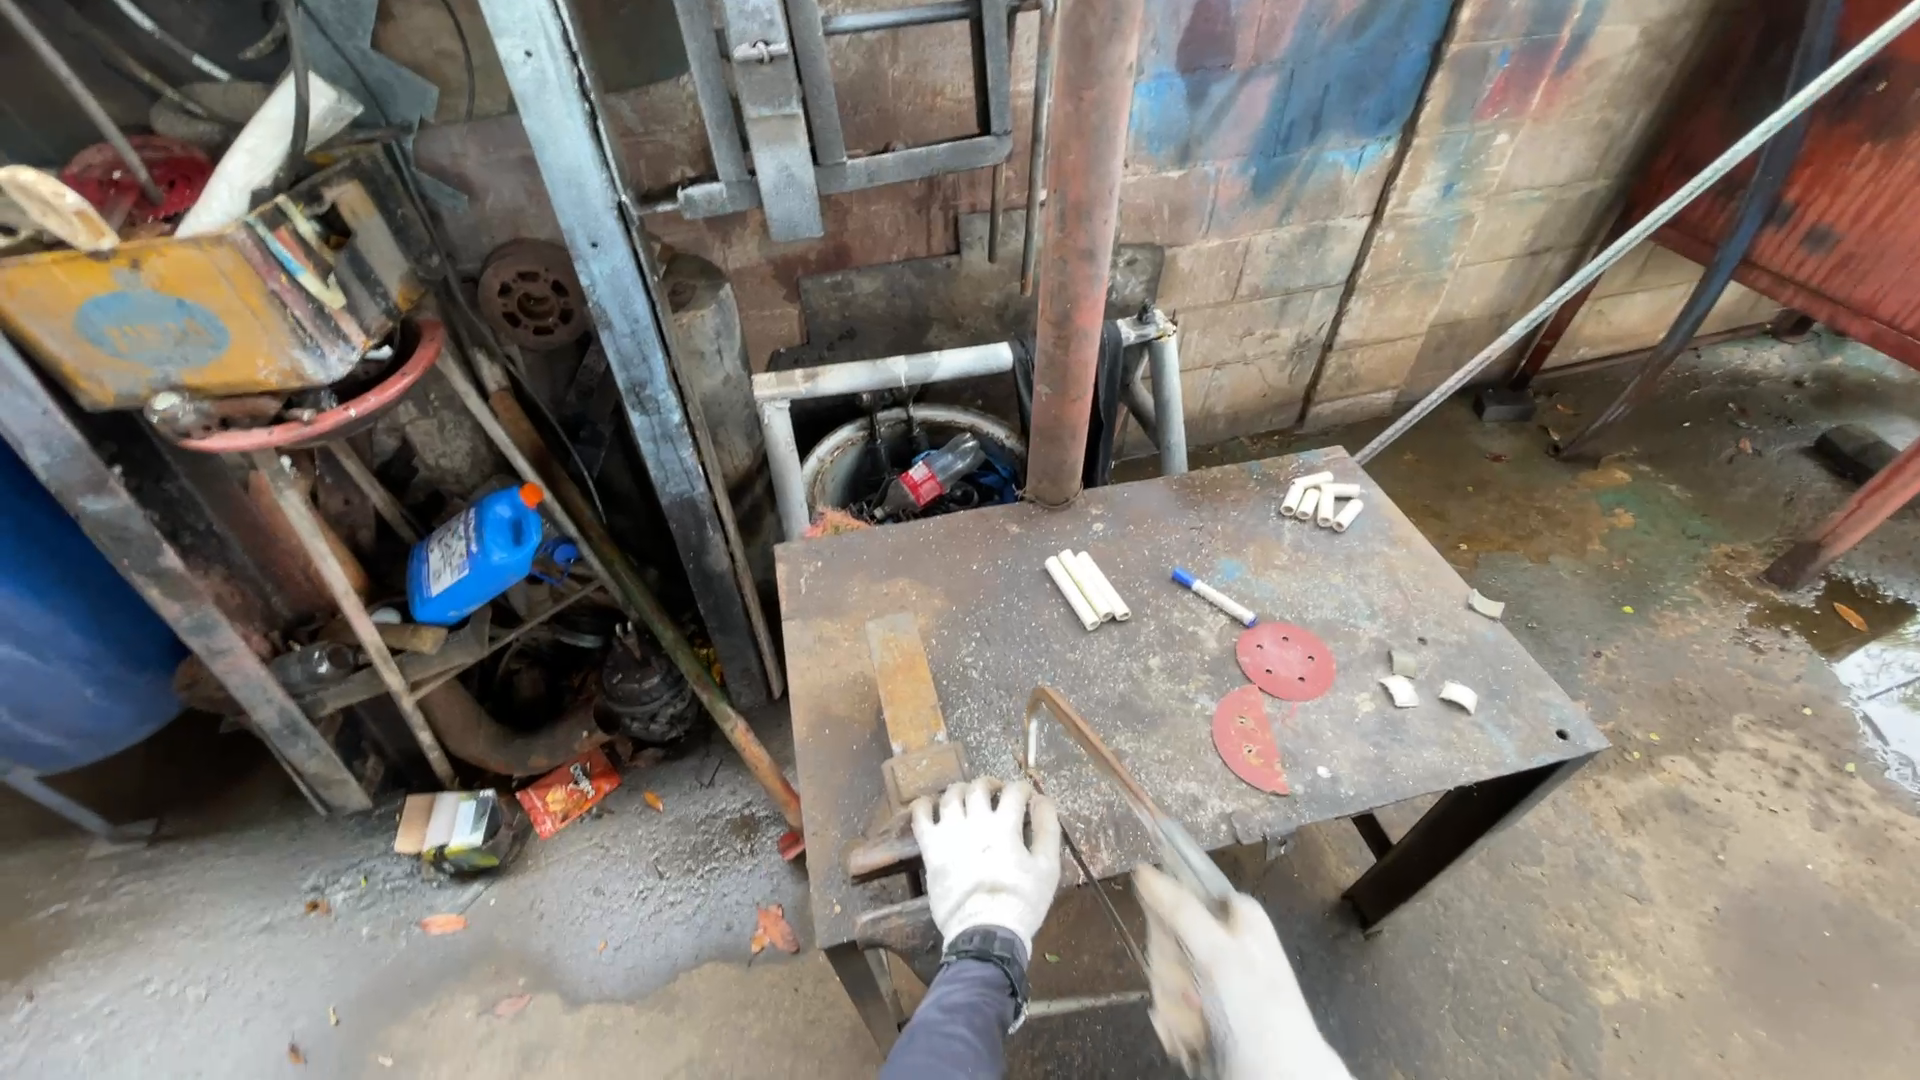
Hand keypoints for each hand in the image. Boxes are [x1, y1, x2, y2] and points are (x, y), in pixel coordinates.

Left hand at [910, 778, 1061, 954]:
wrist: (985, 933)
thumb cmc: (1021, 902)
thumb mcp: (1047, 868)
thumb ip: (1047, 829)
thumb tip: (1043, 800)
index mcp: (1004, 825)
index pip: (1015, 791)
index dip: (1023, 789)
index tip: (1027, 796)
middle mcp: (975, 821)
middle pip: (979, 787)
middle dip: (990, 785)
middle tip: (996, 793)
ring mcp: (949, 833)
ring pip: (951, 796)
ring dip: (961, 790)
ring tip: (967, 797)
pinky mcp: (931, 849)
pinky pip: (920, 817)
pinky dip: (923, 805)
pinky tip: (929, 803)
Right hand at [1134, 865, 1351, 1079]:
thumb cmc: (1257, 1012)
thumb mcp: (1221, 954)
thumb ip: (1181, 909)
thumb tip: (1143, 870)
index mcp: (1236, 915)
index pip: (1176, 893)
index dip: (1165, 918)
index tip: (1169, 939)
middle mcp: (1222, 940)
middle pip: (1163, 935)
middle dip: (1171, 969)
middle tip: (1193, 992)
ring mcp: (1210, 977)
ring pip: (1161, 972)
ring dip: (1174, 1003)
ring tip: (1200, 1024)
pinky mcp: (1201, 1009)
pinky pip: (1166, 1002)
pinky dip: (1176, 1024)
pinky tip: (1194, 1038)